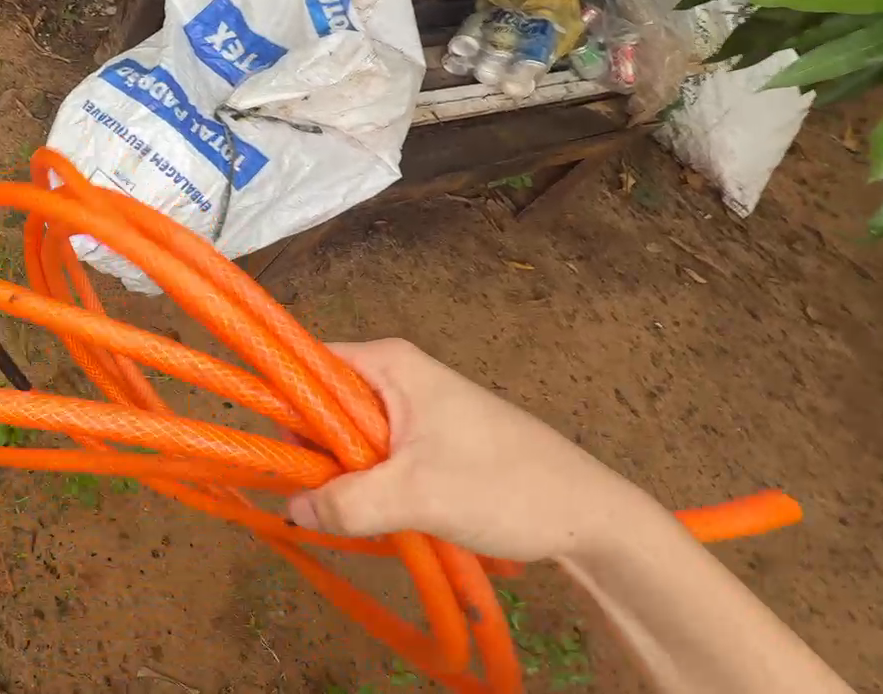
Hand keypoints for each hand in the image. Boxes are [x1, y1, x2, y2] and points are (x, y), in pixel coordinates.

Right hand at [287, 339, 665, 562]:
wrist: (595, 520)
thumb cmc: (506, 486)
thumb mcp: (418, 496)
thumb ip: (347, 502)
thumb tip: (292, 508)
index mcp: (388, 362)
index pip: (308, 366)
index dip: (287, 405)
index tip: (289, 453)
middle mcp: (395, 373)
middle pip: (323, 400)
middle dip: (317, 447)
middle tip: (326, 491)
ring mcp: (412, 404)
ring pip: (348, 431)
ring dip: (344, 469)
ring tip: (360, 506)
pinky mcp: (427, 435)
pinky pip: (373, 449)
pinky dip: (367, 478)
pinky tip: (382, 509)